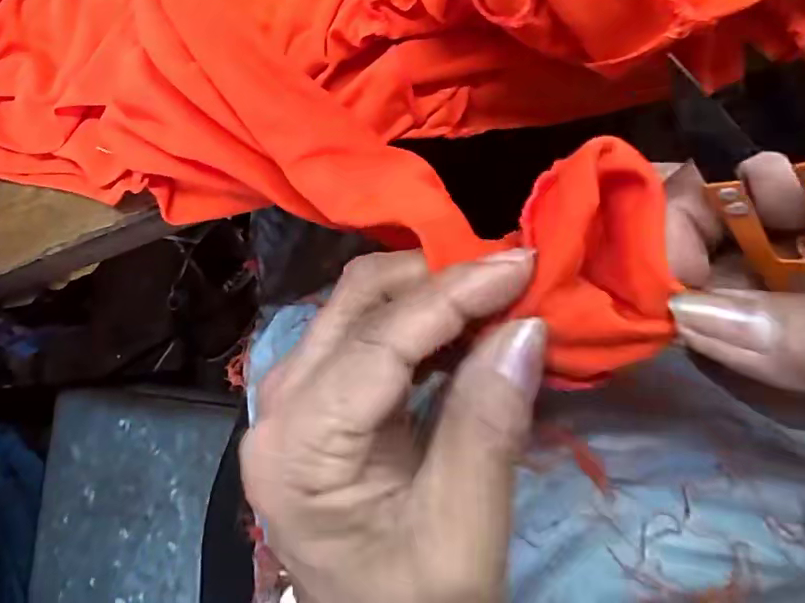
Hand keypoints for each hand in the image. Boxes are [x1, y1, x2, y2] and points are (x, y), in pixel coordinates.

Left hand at [242, 250, 546, 602]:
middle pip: (358, 299)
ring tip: (497, 293)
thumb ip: (487, 428)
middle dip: (438, 276)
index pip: (379, 338)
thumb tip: (524, 326)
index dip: (454, 292)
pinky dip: (421, 316)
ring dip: (431, 289)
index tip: (520, 264)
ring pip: (361, 302)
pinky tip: (467, 323)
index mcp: (299, 443)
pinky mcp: (317, 395)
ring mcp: (293, 392)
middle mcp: (280, 400)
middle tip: (510, 275)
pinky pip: (368, 328)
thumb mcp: (461, 540)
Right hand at [663, 144, 804, 602]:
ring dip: (726, 333)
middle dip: (705, 269)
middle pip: (746, 223)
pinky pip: (757, 347)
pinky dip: (749, 376)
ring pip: (738, 286)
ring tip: (776, 396)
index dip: (711, 203)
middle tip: (675, 325)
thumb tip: (695, 316)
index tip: (663, 270)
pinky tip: (796, 414)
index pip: (786, 172)